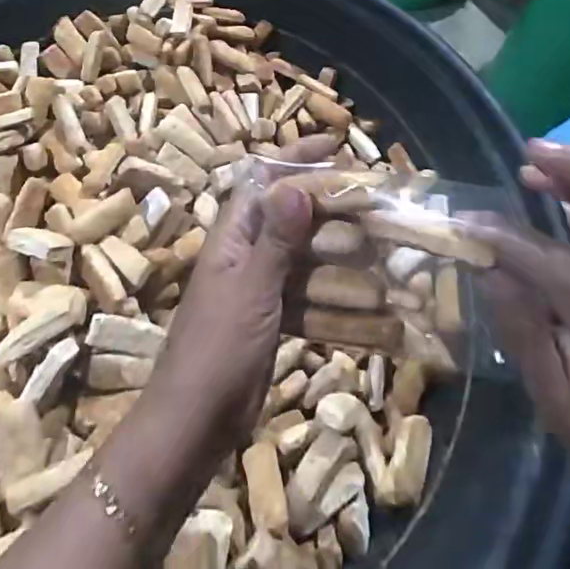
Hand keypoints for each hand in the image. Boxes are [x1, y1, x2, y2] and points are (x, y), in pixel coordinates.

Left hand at [140, 135, 337, 458]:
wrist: (195, 422)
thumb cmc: (218, 349)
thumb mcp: (250, 289)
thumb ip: (276, 240)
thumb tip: (297, 186)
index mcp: (231, 236)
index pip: (263, 180)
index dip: (295, 158)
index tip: (334, 147)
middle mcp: (243, 252)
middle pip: (286, 212)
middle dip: (323, 199)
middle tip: (368, 194)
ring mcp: (257, 285)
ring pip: (299, 250)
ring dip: (332, 241)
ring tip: (374, 233)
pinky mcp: (270, 316)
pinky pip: (304, 287)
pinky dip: (329, 283)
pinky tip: (361, 285)